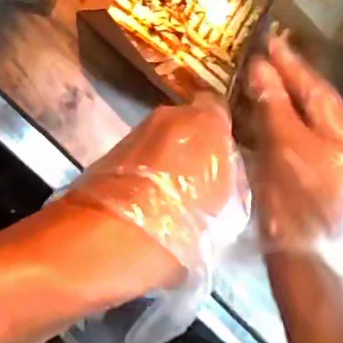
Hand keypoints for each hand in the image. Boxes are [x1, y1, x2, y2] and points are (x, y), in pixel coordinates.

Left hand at [55, 95, 247, 299]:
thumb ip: (230, 175)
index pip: (220, 108)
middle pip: (188, 122)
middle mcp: (169, 115)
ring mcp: (137, 130)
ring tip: (174, 193)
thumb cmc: (185, 222)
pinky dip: (147, 169)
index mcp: (205, 121)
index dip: (223, 127)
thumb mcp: (228, 205)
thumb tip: (226, 170)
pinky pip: (141, 154)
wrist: (114, 234)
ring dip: (169, 157)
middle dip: (195, 143)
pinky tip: (148, 198)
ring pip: (163, 138)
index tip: (228, 150)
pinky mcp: (112, 149)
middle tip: (203, 177)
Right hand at [244, 34, 342, 272]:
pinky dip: (291, 121)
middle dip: (290, 78)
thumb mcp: (281, 145)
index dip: (288, 62)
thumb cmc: (295, 201)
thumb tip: (261, 67)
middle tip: (266, 54)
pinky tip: (274, 112)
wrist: (307, 262)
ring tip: (266, 76)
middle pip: (317, 100)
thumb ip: (273, 102)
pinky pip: (311, 136)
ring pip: (314, 118)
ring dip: (288, 99)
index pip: (314, 87)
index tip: (270, 39)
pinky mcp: (335, 176)